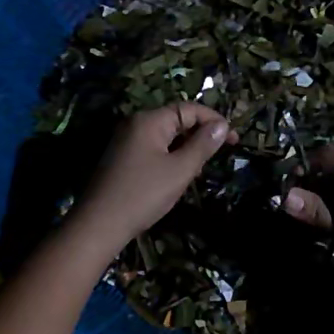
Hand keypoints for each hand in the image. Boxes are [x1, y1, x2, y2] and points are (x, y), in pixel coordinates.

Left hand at [75, 103, 237, 244]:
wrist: (99, 224)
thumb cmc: (143, 194)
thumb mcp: (180, 170)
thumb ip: (202, 145)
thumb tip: (221, 125)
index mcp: (149, 120)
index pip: (188, 109)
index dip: (214, 120)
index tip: (233, 139)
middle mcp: (135, 124)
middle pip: (176, 120)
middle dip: (201, 134)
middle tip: (222, 154)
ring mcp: (126, 141)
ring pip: (166, 136)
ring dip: (187, 147)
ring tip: (202, 168)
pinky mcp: (122, 158)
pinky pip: (154, 149)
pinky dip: (171, 156)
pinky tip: (179, 175)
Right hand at [281, 146, 333, 273]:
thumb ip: (318, 211)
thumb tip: (280, 196)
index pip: (325, 155)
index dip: (302, 164)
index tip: (282, 184)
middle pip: (333, 175)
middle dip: (310, 187)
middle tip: (288, 208)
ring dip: (324, 206)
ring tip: (303, 225)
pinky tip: (331, 238)